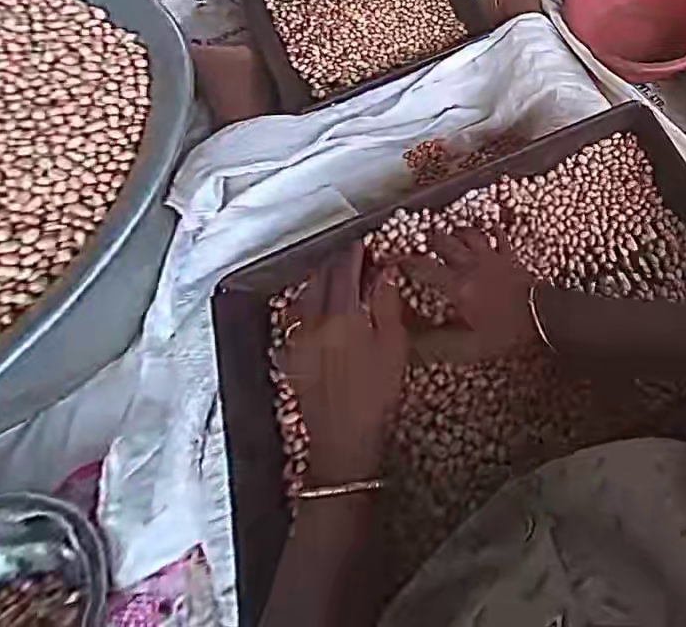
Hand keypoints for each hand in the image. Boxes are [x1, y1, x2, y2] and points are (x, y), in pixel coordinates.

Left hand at [277, 242, 406, 482]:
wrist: (343, 441)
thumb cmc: (376, 392)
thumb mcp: (394, 345)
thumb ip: (388, 305)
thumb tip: (385, 274)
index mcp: (342, 317)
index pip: (344, 274)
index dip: (353, 256)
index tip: (362, 245)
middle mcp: (314, 325)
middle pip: (320, 282)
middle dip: (334, 264)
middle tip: (350, 256)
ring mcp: (298, 342)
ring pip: (304, 299)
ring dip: (318, 282)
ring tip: (333, 275)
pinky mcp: (291, 360)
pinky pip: (296, 320)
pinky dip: (307, 305)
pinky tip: (317, 308)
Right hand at [401, 227, 539, 361]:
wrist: (542, 316)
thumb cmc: (506, 332)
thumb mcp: (468, 345)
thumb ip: (438, 343)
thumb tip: (412, 345)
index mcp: (458, 286)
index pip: (424, 268)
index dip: (405, 262)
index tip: (392, 259)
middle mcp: (472, 266)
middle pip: (445, 243)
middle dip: (430, 240)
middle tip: (420, 241)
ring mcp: (492, 258)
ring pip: (470, 235)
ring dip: (457, 232)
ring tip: (449, 233)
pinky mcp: (510, 256)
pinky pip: (499, 237)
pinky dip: (492, 230)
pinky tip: (489, 227)